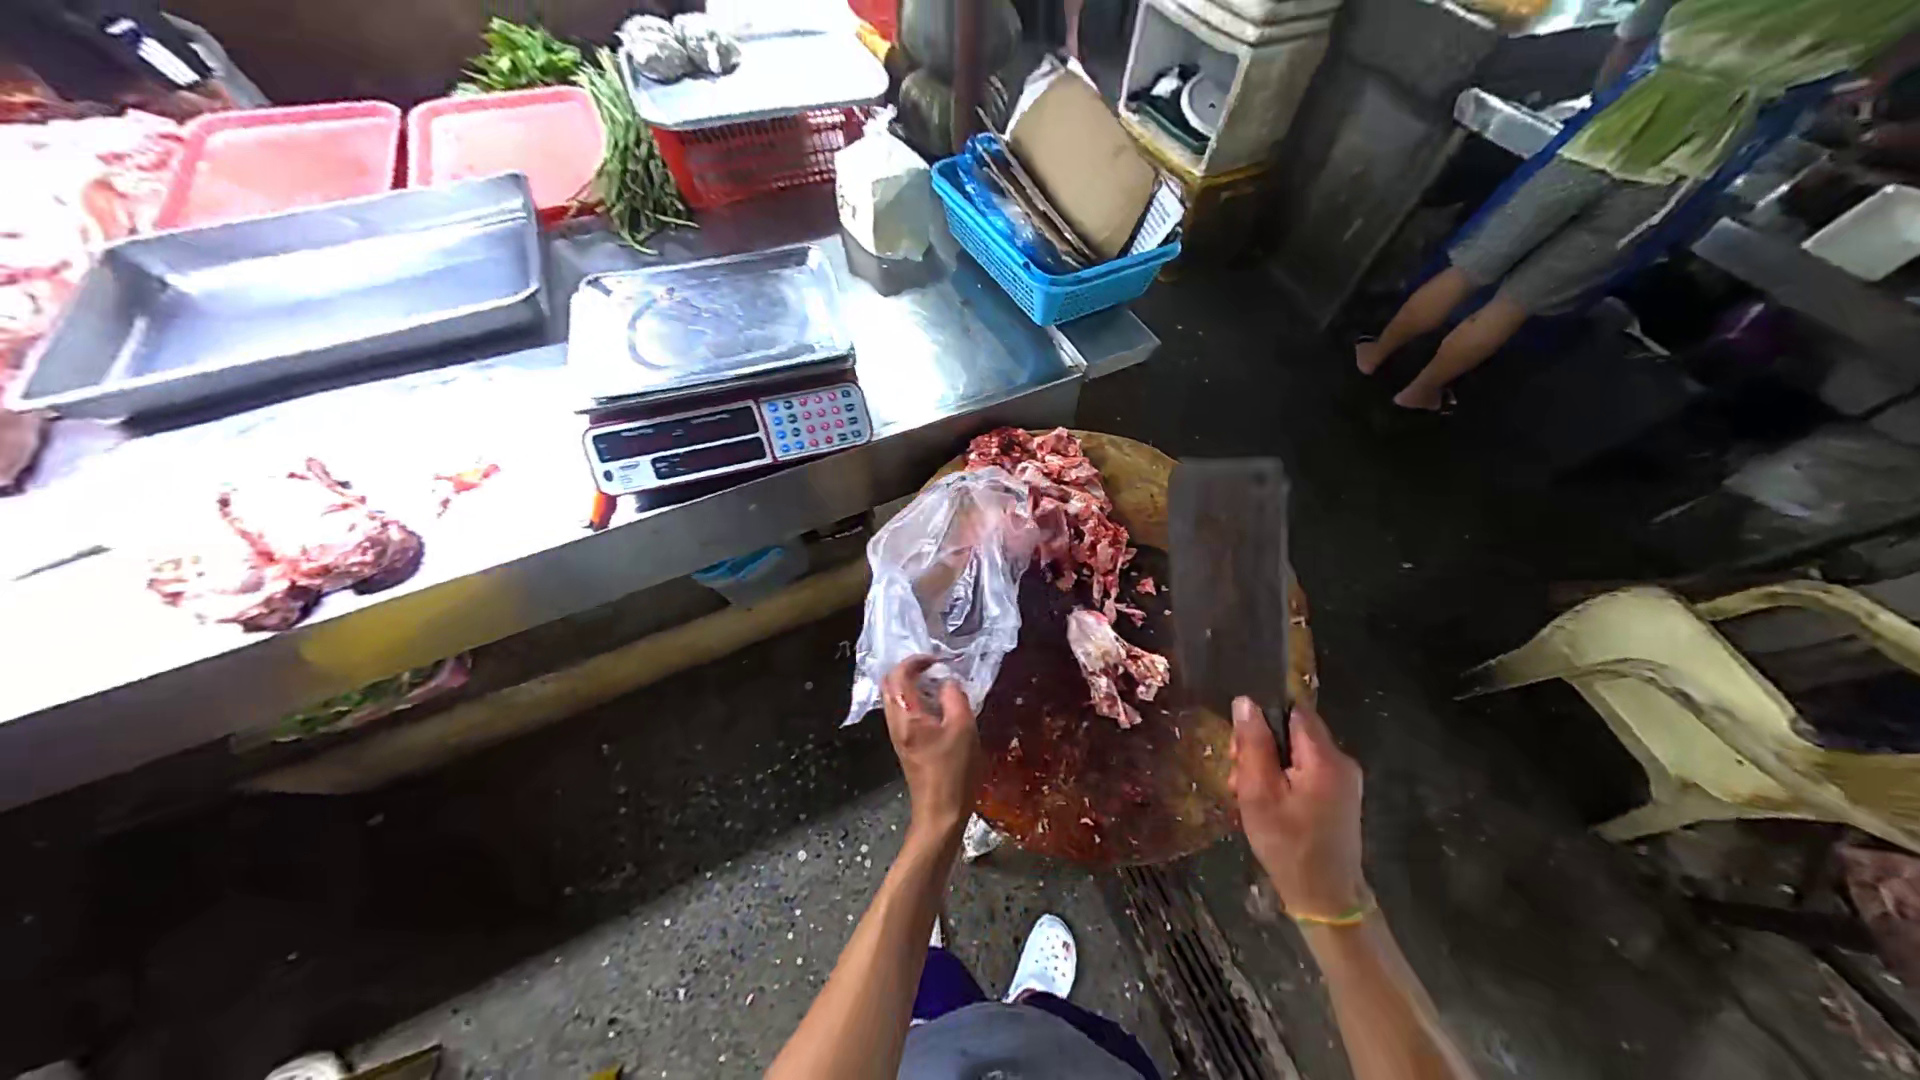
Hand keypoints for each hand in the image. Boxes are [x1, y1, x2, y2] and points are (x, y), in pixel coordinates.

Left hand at [882, 657, 982, 836]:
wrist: (940, 813)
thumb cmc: (953, 770)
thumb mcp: (963, 728)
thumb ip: (955, 697)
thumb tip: (948, 682)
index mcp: (907, 715)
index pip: (900, 675)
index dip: (916, 661)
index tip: (937, 659)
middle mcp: (896, 722)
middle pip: (890, 684)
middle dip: (909, 670)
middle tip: (934, 668)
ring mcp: (898, 735)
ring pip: (895, 699)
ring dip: (912, 685)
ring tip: (939, 684)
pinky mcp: (905, 745)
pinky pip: (903, 712)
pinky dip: (915, 700)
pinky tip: (938, 706)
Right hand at [1229, 698, 1367, 919]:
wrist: (1326, 899)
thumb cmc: (1288, 844)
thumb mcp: (1259, 792)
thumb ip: (1253, 744)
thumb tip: (1245, 702)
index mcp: (1325, 758)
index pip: (1293, 711)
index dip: (1263, 718)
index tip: (1242, 744)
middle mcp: (1341, 762)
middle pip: (1293, 731)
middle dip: (1261, 746)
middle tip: (1239, 777)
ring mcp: (1343, 780)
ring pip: (1296, 752)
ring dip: (1268, 765)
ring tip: (1249, 794)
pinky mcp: (1339, 796)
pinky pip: (1305, 770)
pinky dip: (1282, 779)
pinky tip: (1268, 803)